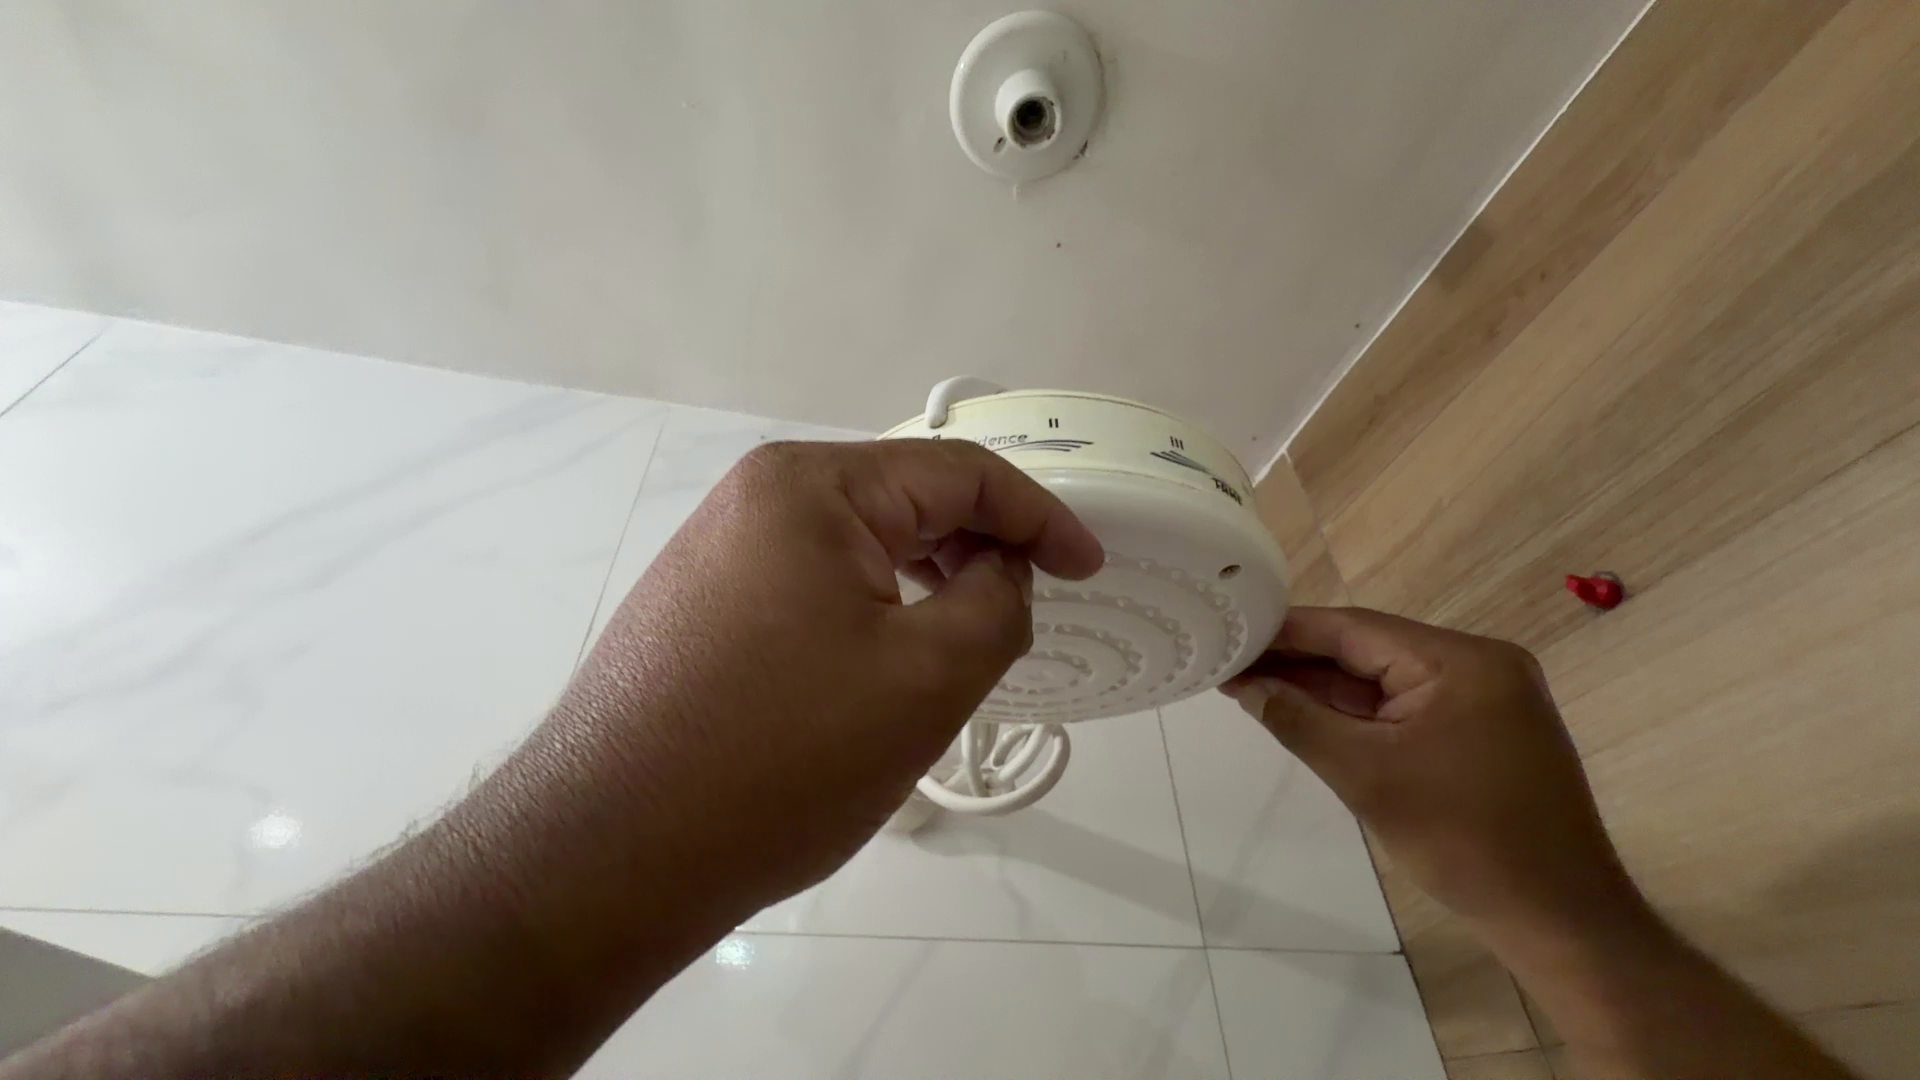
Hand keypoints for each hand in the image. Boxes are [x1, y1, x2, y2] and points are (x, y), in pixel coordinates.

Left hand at [551, 439, 1102, 919]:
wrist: (606, 855)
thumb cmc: (780, 759)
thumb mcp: (928, 677)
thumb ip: (996, 602)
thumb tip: (1000, 571)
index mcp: (813, 485)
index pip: (959, 474)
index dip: (1039, 516)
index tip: (1089, 567)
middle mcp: (758, 495)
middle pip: (905, 500)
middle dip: (980, 546)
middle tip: (1026, 605)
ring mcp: (720, 548)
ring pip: (860, 544)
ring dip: (926, 578)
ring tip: (963, 636)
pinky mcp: (702, 603)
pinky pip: (815, 582)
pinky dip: (872, 606)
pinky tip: (886, 657)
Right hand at [1223, 607, 1645, 940]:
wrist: (1559, 920)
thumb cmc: (1464, 840)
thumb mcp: (1365, 775)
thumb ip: (1297, 720)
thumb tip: (1245, 685)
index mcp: (1460, 661)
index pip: (1353, 628)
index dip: (1286, 631)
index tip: (1231, 632)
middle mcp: (1475, 664)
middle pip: (1366, 648)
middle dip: (1297, 659)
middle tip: (1231, 661)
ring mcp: (1480, 696)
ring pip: (1380, 677)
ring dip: (1319, 685)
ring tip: (1251, 682)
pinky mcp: (1475, 727)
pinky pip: (1399, 704)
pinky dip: (1351, 710)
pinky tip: (1301, 708)